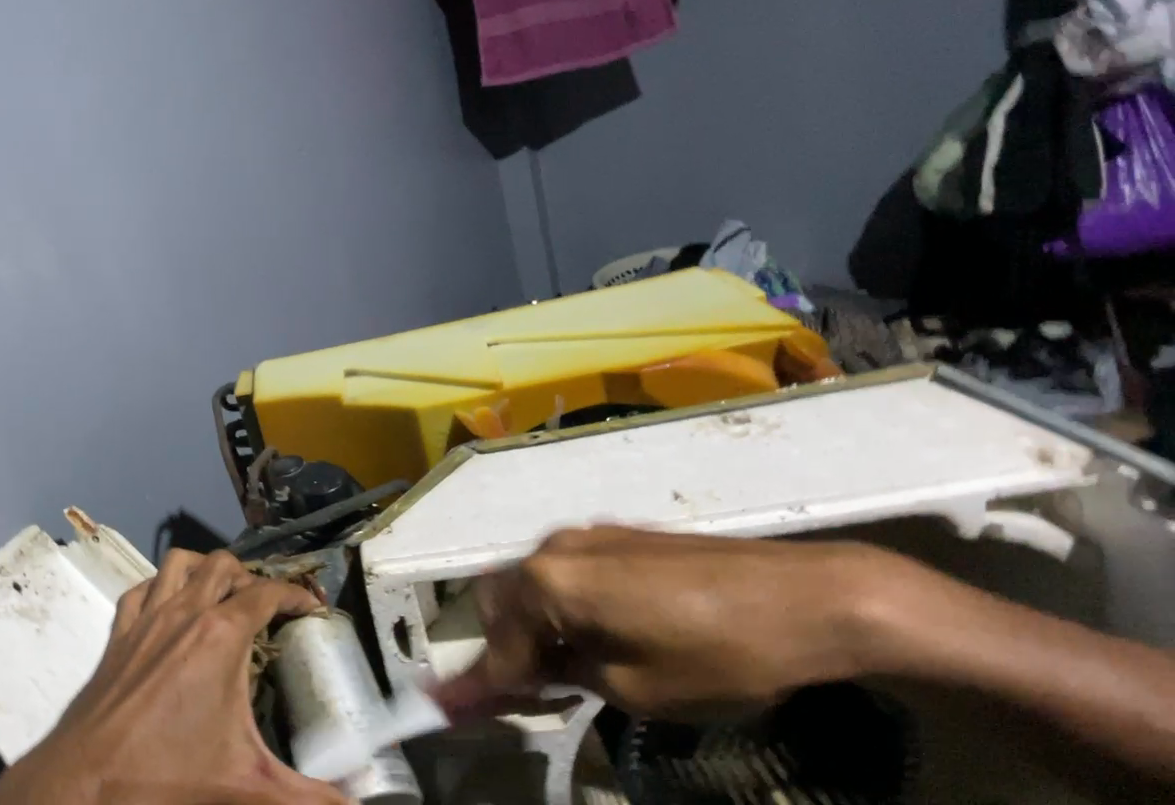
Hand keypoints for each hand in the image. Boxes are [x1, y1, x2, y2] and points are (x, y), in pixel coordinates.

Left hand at [0, 549, 349, 804]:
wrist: (83, 783)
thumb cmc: (166, 777)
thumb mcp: (246, 789)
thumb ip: (308, 798)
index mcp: (220, 636)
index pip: (266, 593)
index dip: (295, 594)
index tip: (311, 607)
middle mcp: (184, 613)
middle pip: (223, 566)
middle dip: (251, 578)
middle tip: (267, 609)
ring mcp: (146, 618)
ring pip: (180, 563)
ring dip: (205, 571)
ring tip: (223, 598)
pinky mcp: (118, 634)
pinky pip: (143, 588)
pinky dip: (162, 587)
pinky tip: (171, 611)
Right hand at [434, 526, 897, 719]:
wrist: (807, 598)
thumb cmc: (717, 655)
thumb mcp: (636, 689)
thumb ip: (566, 675)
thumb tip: (526, 676)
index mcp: (549, 584)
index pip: (498, 648)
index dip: (471, 687)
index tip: (437, 709)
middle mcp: (553, 549)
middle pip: (501, 601)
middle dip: (502, 648)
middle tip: (523, 695)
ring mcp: (586, 535)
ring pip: (532, 584)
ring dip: (533, 626)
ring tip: (565, 671)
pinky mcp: (617, 535)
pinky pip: (564, 573)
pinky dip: (561, 607)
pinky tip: (597, 636)